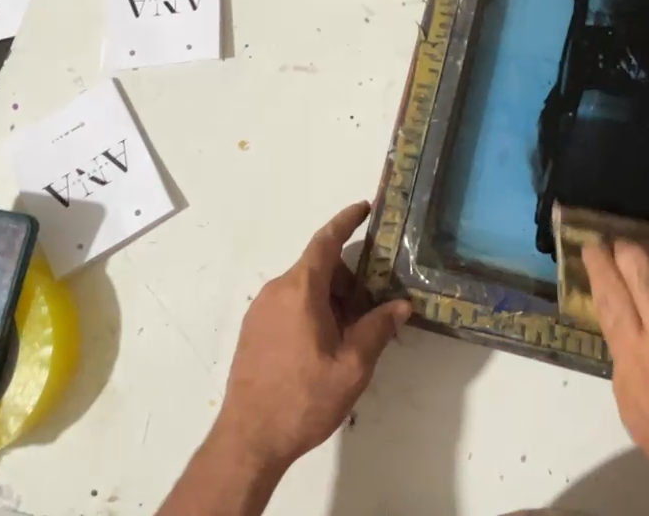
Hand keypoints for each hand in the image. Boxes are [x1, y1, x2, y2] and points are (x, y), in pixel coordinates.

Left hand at [213, 201, 412, 470]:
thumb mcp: (352, 366)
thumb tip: (400, 305)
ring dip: (332, 299)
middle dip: (349, 280)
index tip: (365, 208)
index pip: (326, 241)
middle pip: (320, 267)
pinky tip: (327, 345)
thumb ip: (378, 329)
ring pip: (305, 288)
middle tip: (374, 307)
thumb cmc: (303, 399)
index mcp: (300, 289)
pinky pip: (290, 304)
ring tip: (353, 334)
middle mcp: (277, 290)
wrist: (247, 440)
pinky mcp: (254, 330)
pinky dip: (313, 310)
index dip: (346, 221)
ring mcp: (261, 310)